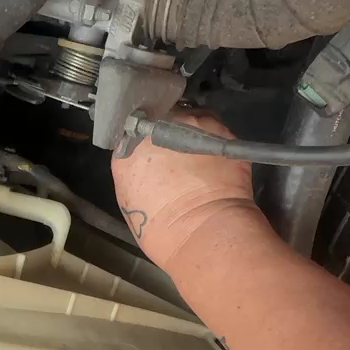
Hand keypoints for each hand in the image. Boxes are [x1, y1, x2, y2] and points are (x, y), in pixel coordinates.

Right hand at [111, 110, 268, 270]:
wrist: (200, 230)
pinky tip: (215, 166)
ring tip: (198, 161)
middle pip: (164, 119)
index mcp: (128, 148)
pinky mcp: (220, 129)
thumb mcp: (131, 200)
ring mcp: (192, 124)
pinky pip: (216, 132)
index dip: (145, 143)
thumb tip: (149, 164)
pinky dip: (215, 144)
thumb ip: (135, 172)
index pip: (135, 133)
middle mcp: (158, 126)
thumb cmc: (160, 228)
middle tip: (177, 159)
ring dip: (194, 134)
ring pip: (192, 120)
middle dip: (169, 133)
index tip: (152, 156)